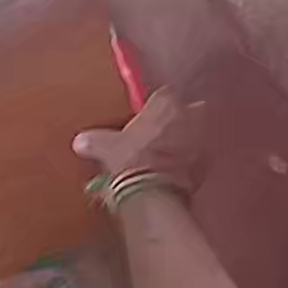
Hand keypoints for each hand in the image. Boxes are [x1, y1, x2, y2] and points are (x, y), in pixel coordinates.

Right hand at [72, 88, 211, 204]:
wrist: (154, 192)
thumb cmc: (130, 160)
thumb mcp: (105, 148)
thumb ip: (94, 141)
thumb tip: (80, 141)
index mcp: (166, 102)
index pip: (163, 94)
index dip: (153, 107)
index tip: (143, 119)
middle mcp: (191, 113)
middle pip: (185, 112)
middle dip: (173, 123)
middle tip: (155, 138)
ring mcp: (203, 138)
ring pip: (193, 135)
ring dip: (182, 143)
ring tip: (163, 159)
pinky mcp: (207, 163)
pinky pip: (196, 158)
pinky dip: (186, 164)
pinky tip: (171, 174)